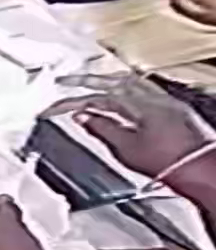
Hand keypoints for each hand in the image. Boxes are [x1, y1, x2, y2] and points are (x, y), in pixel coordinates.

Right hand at [76, 88, 214, 181]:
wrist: (199, 168)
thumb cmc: (165, 159)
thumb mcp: (122, 144)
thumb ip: (100, 126)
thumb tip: (81, 117)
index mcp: (143, 106)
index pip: (97, 97)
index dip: (70, 102)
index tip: (50, 109)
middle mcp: (159, 100)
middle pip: (119, 82)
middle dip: (89, 80)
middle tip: (66, 81)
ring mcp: (169, 105)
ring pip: (133, 85)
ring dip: (108, 84)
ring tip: (90, 86)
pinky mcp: (173, 112)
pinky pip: (144, 94)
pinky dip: (123, 94)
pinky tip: (114, 101)